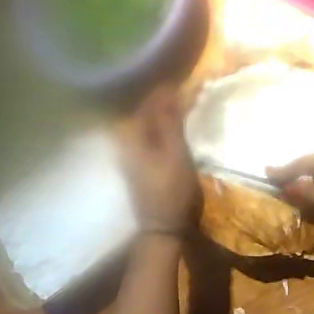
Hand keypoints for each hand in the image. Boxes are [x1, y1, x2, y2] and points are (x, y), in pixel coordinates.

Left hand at [119, 87, 198, 235]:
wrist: (162, 229)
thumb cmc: (172, 190)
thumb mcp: (176, 153)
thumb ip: (170, 121)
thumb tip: (168, 89)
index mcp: (130, 136)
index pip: (148, 102)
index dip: (166, 91)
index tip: (187, 83)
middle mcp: (124, 142)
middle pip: (145, 113)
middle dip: (165, 102)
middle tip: (189, 94)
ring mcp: (129, 155)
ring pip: (148, 125)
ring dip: (165, 116)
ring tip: (186, 108)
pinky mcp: (138, 165)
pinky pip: (150, 138)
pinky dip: (163, 131)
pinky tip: (176, 130)